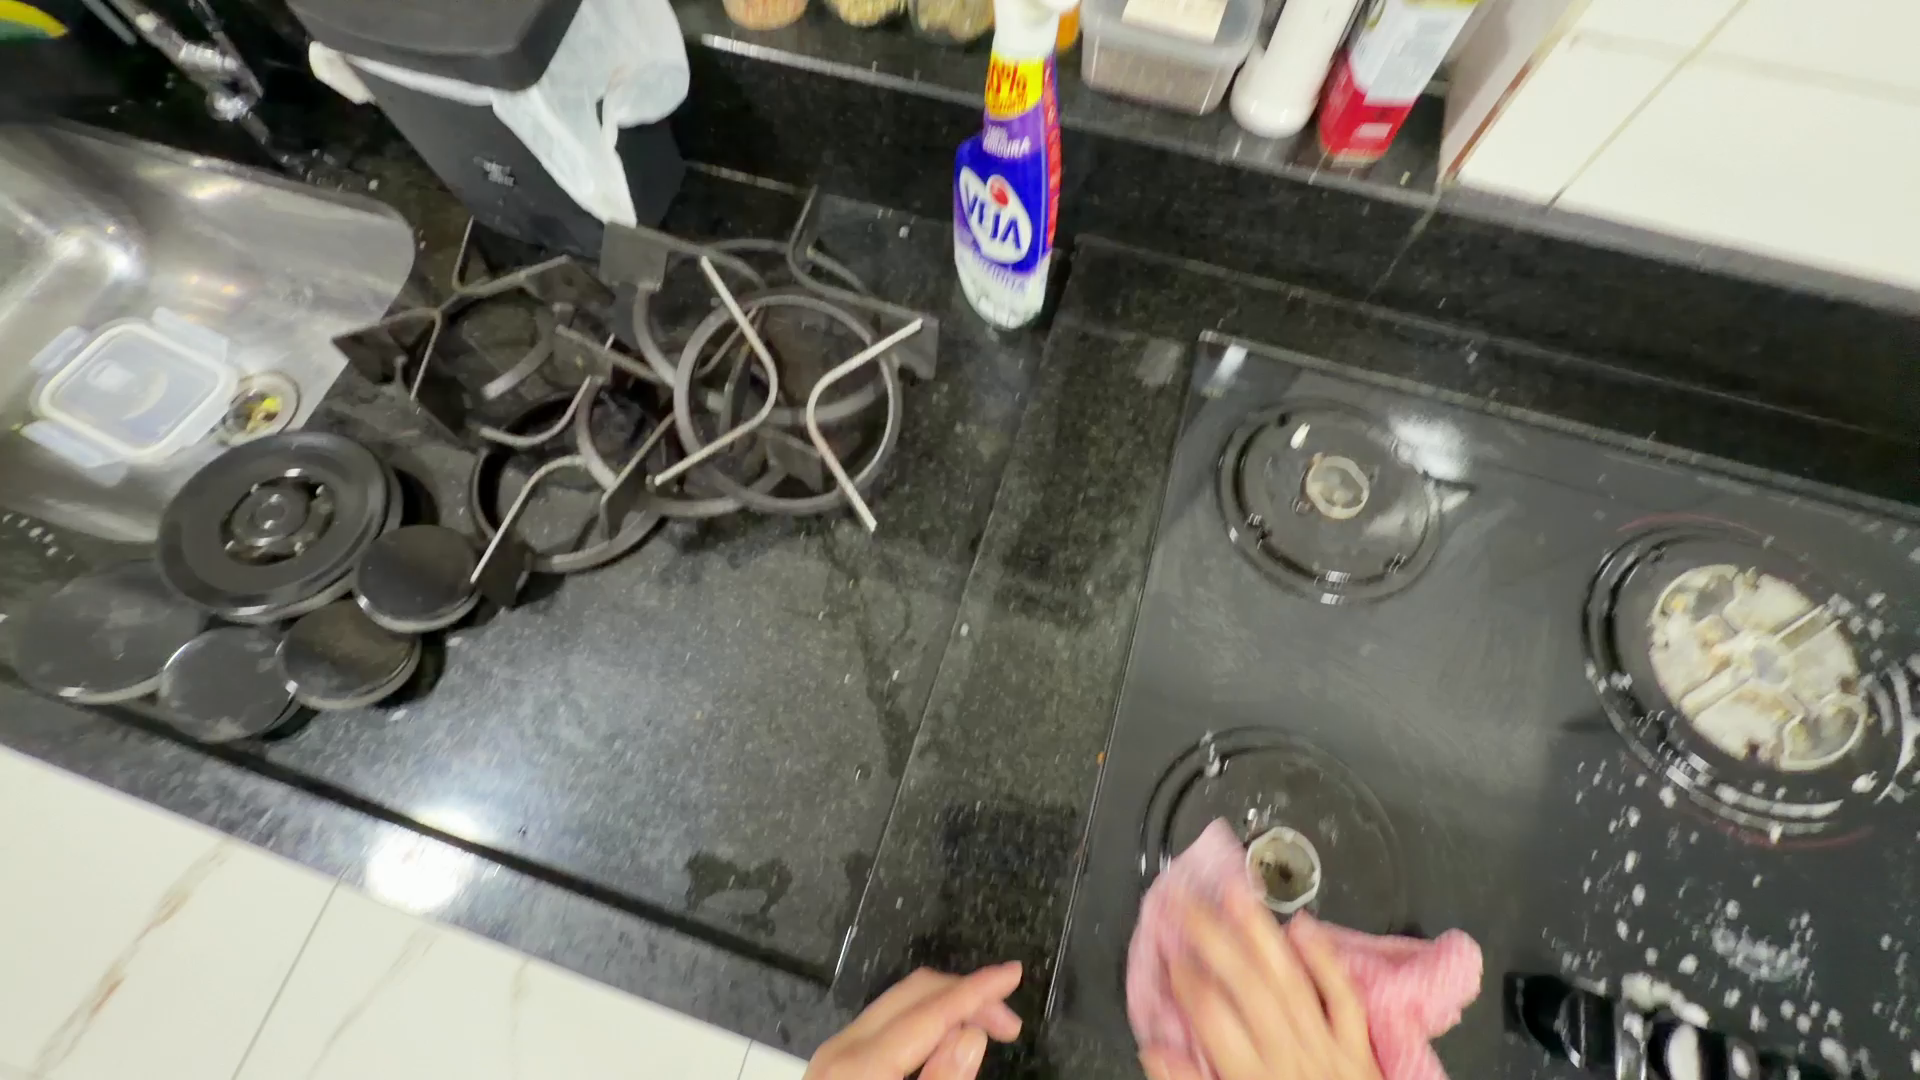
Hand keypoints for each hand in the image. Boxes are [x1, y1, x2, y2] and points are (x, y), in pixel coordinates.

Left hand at [805, 963, 1023, 1079]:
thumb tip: (971, 1032)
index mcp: (861, 1066)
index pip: (931, 1010)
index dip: (977, 989)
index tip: (1014, 973)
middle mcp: (844, 1046)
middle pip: (915, 992)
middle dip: (967, 995)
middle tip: (1009, 1026)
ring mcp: (836, 1053)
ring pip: (902, 1002)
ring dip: (947, 1006)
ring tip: (985, 1032)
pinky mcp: (836, 1064)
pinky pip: (889, 1022)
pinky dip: (924, 1021)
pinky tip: (944, 1042)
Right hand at [1140, 890, 1380, 1079]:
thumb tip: (1154, 1046)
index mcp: (1253, 1078)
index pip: (1212, 1016)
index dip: (1186, 979)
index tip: (1167, 954)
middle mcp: (1291, 1057)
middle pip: (1248, 985)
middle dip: (1213, 937)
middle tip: (1185, 900)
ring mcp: (1329, 1048)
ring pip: (1290, 980)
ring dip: (1261, 932)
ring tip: (1236, 891)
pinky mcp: (1360, 1048)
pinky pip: (1344, 999)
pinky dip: (1325, 961)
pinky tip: (1303, 926)